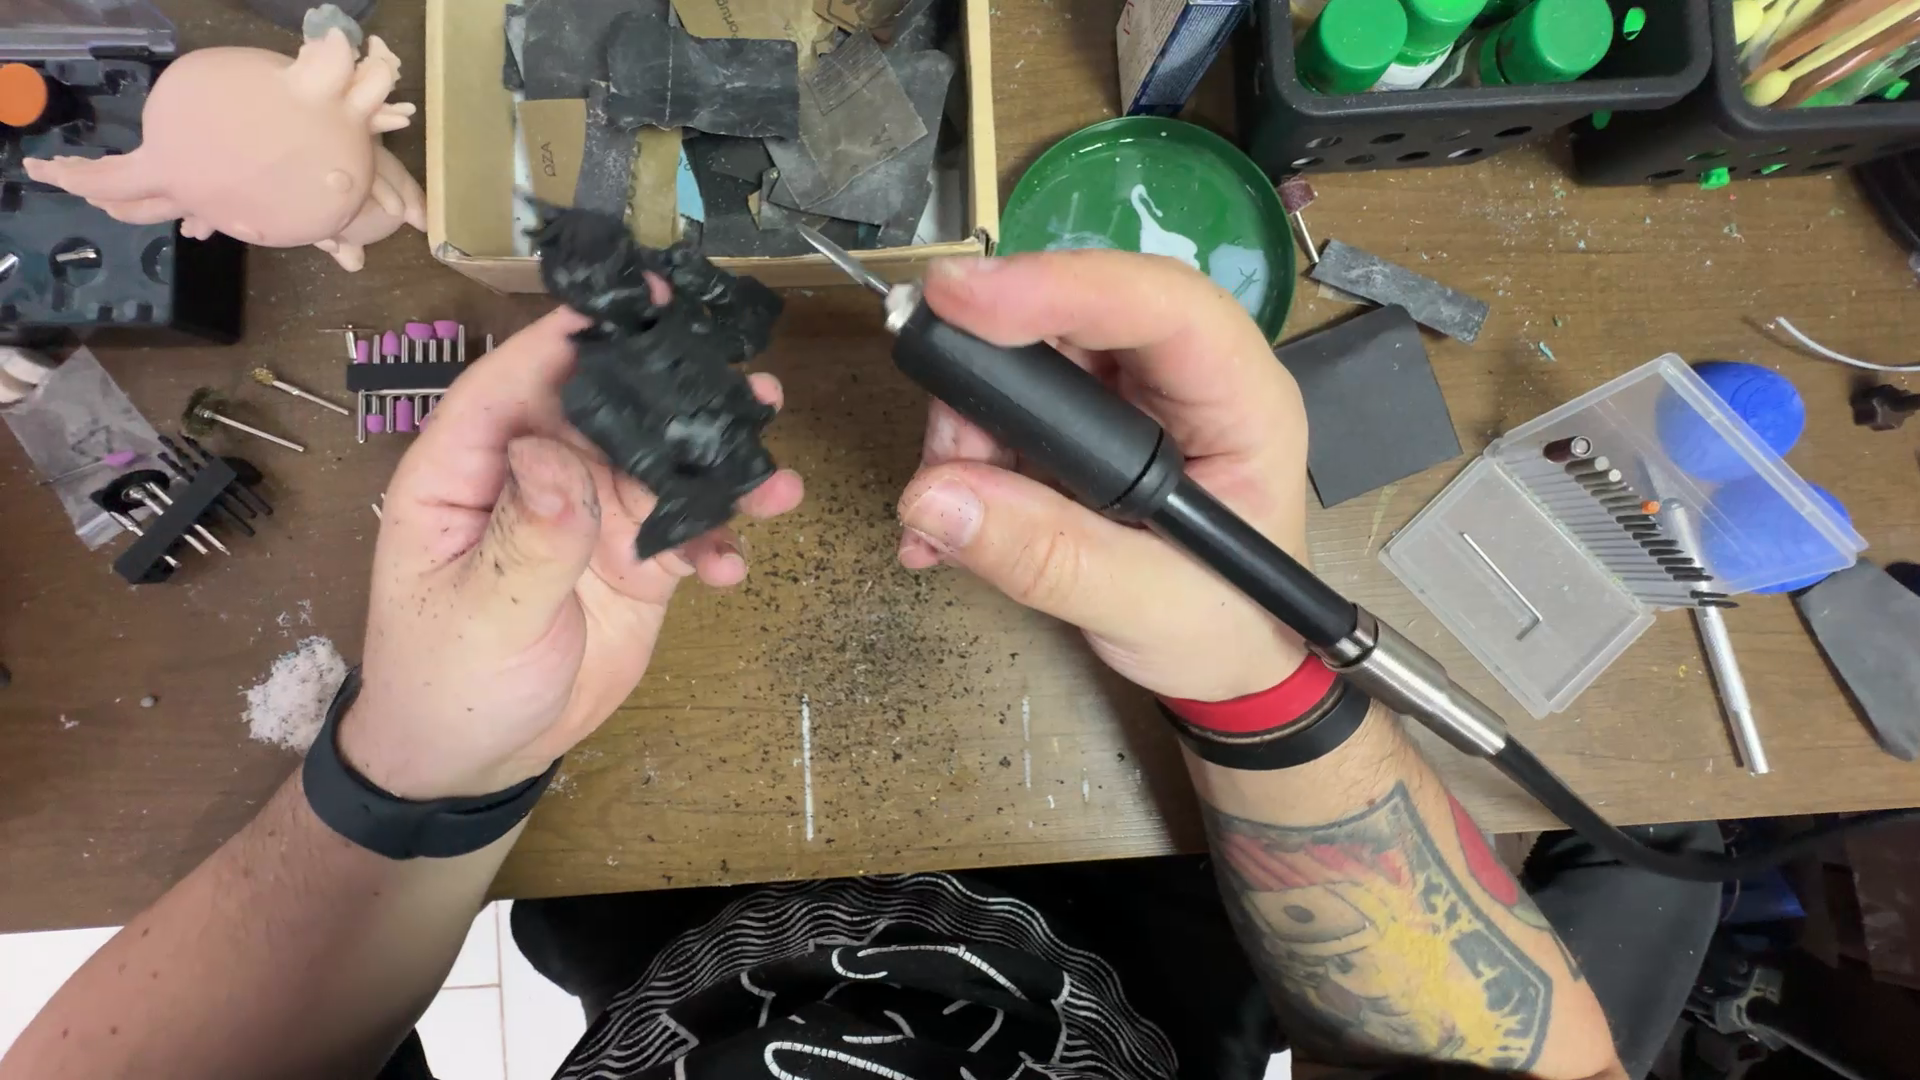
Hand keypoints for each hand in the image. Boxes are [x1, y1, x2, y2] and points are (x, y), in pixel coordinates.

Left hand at [340, 305, 803, 798]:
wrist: (486, 755)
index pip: (516, 387)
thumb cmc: (450, 682)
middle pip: (615, 421)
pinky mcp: (640, 564)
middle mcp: (542, 481)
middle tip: (750, 389)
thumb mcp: (479, 612)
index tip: (637, 307)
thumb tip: (559, 456)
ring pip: (668, 477)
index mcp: (473, 473)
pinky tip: (731, 570)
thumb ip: (526, 537)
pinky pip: (688, 540)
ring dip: (723, 475)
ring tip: (777, 480)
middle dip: (680, 403)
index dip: (570, 342)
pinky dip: (716, 548)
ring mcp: (598, 522)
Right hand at [896, 252, 1309, 701]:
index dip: (1061, 288)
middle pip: (1071, 326)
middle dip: (989, 383)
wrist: (1221, 660)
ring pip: (1024, 367)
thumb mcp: (1144, 605)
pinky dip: (961, 462)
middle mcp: (1179, 382)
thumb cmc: (1222, 629)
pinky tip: (943, 522)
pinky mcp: (1079, 436)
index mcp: (1239, 401)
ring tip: (940, 515)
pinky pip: (1004, 417)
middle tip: (941, 459)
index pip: (1160, 305)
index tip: (957, 300)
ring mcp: (1124, 404)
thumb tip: (931, 497)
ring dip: (965, 431)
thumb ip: (1047, 556)